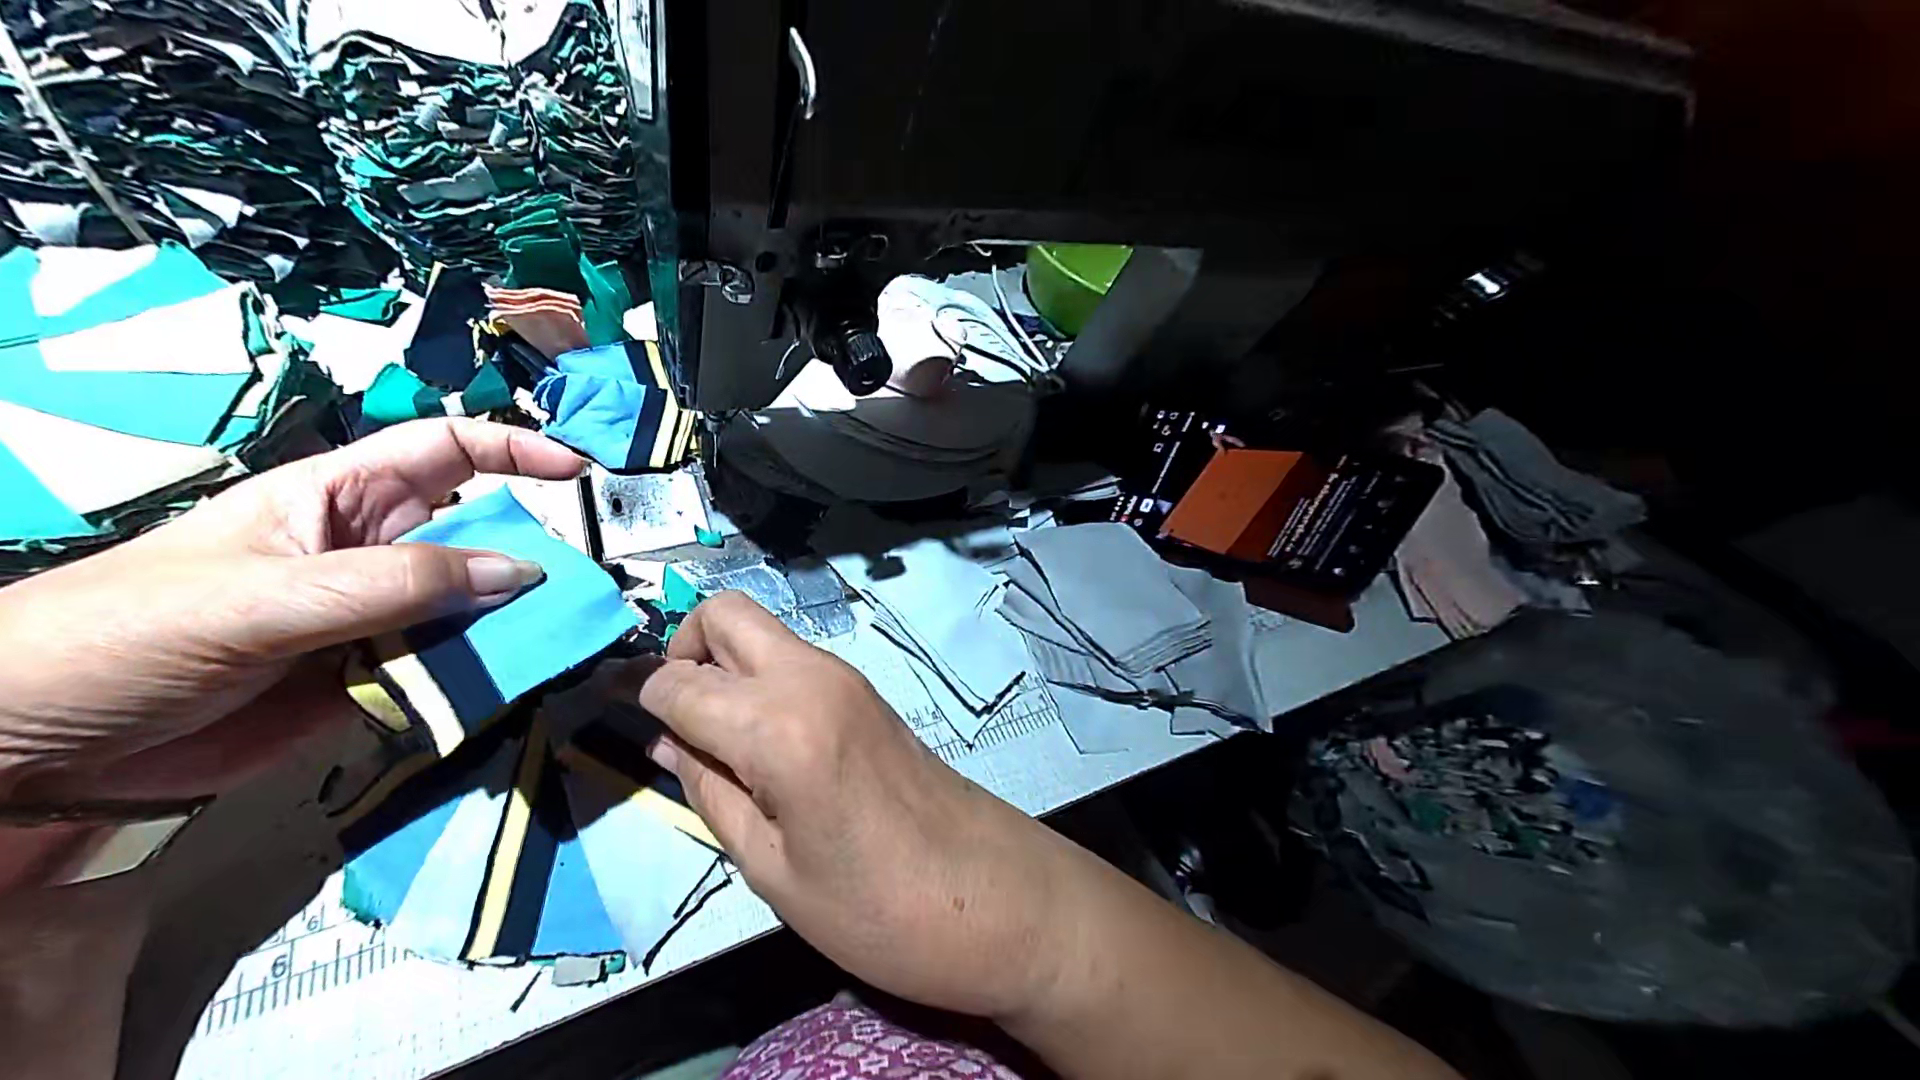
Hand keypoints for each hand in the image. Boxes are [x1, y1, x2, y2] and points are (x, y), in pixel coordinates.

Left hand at [0, 418, 585, 804]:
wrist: (24, 759)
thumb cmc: (123, 637)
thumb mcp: (263, 597)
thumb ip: (399, 584)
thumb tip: (524, 574)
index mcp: (342, 500)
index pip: (447, 452)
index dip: (516, 450)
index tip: (577, 472)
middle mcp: (376, 553)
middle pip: (482, 536)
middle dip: (535, 553)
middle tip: (586, 588)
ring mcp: (383, 618)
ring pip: (478, 607)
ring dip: (521, 622)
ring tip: (565, 640)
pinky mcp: (382, 677)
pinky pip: (456, 665)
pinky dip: (489, 674)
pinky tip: (512, 684)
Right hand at [614, 591, 1080, 1020]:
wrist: (987, 890)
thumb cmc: (873, 904)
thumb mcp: (768, 865)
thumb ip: (707, 787)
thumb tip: (664, 735)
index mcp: (779, 725)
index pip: (678, 681)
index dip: (637, 695)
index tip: (617, 713)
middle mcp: (811, 677)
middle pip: (725, 613)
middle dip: (683, 649)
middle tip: (676, 717)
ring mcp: (845, 675)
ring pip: (761, 630)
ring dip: (723, 663)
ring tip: (714, 738)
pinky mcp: (864, 688)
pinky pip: (791, 658)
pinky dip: (758, 678)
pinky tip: (758, 739)